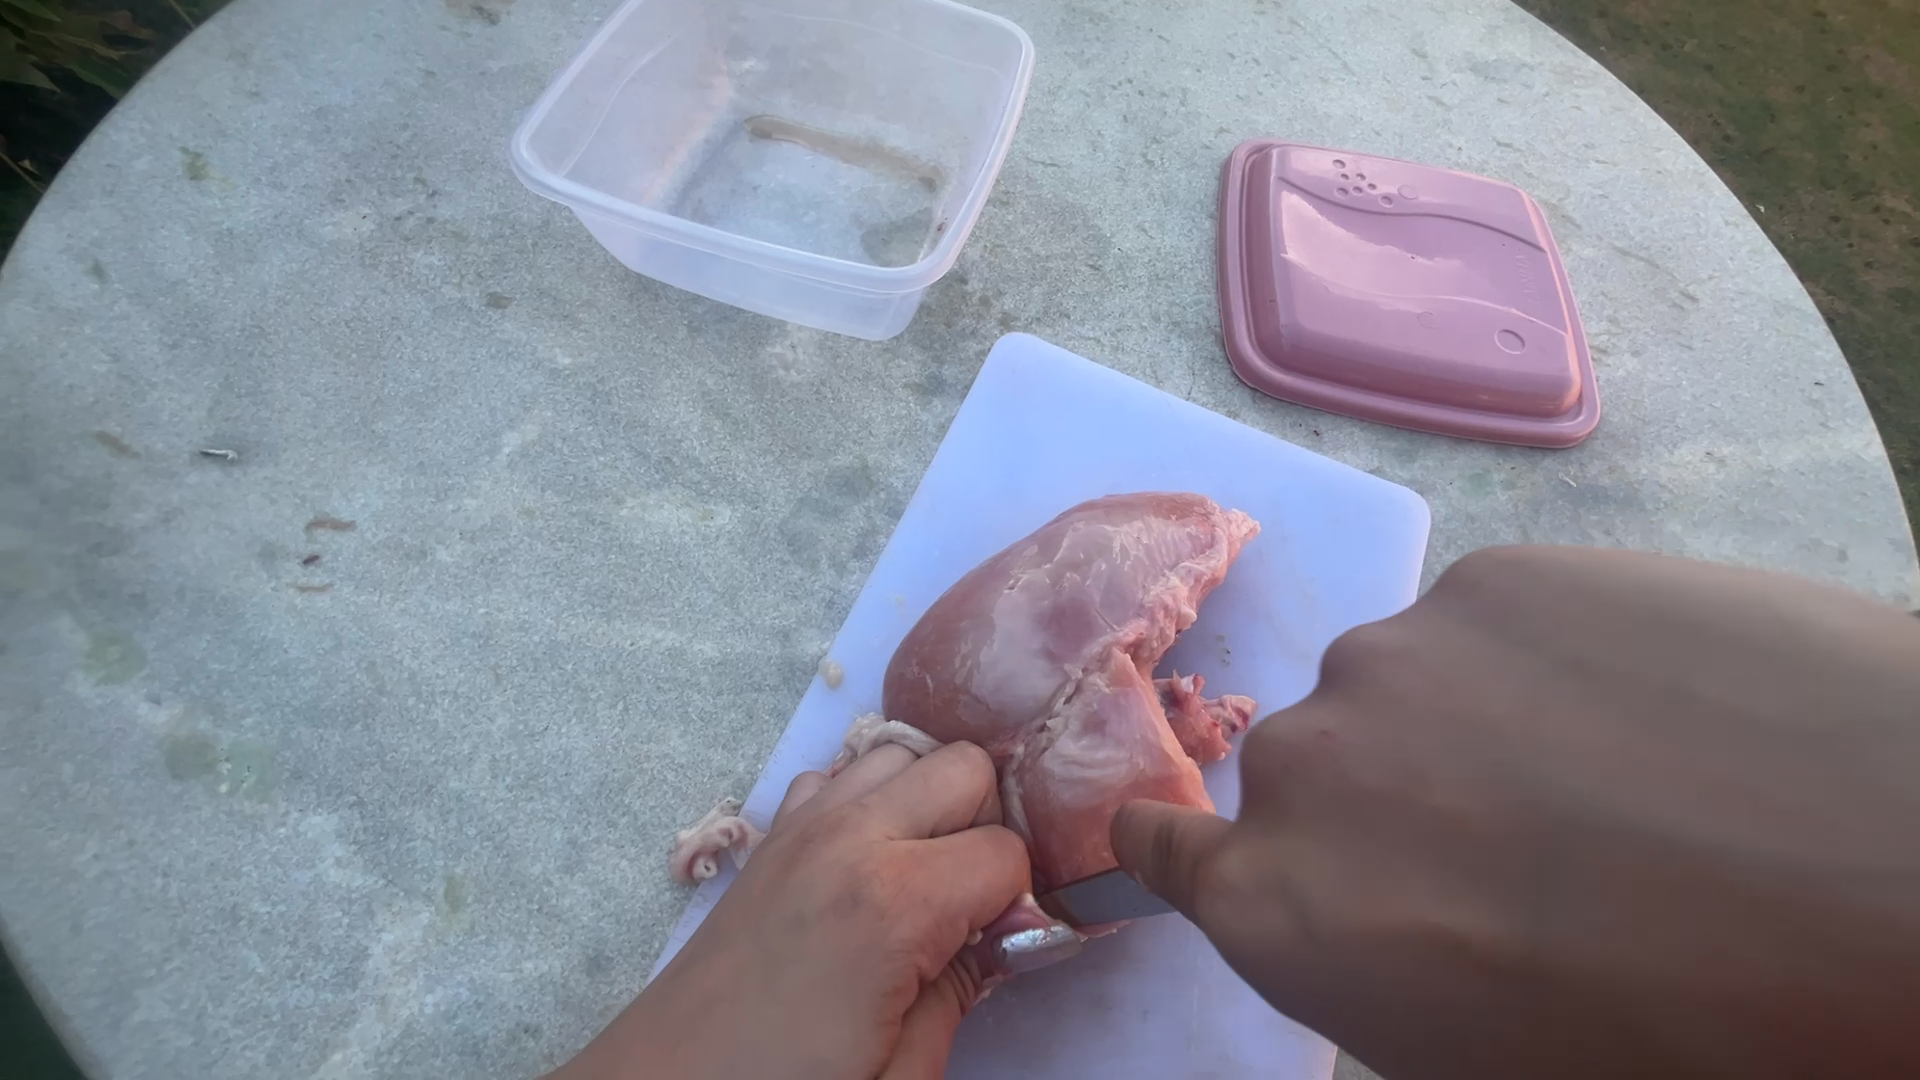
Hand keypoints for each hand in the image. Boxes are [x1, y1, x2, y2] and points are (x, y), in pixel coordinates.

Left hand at [551, 742, 1030, 1079]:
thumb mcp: (902, 1070)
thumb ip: (966, 982)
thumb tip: (1013, 928)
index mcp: (898, 900)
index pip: (1006, 852)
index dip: (1018, 897)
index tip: (1002, 935)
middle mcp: (856, 832)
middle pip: (963, 766)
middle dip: (983, 823)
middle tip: (965, 893)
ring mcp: (808, 818)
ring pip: (902, 752)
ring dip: (925, 799)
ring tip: (916, 866)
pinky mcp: (775, 827)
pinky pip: (840, 772)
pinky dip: (865, 797)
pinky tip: (859, 857)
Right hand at [1112, 546, 1919, 1079]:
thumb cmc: (1710, 1050)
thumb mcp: (1489, 1058)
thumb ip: (1369, 968)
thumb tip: (1358, 903)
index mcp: (1283, 902)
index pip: (1158, 845)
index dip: (1172, 841)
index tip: (1187, 837)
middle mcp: (1300, 763)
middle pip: (1302, 772)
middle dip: (1376, 804)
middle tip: (1516, 844)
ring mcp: (1389, 652)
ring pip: (1389, 691)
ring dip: (1453, 726)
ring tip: (1606, 766)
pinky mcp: (1493, 576)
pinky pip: (1475, 628)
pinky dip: (1530, 663)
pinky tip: (1649, 699)